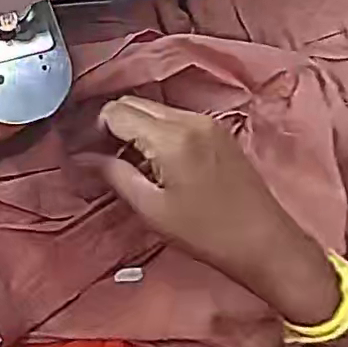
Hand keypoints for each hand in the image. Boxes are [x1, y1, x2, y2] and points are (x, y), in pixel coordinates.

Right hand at [92, 96, 338, 325]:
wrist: (266, 243)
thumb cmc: (205, 232)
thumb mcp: (150, 207)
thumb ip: (113, 173)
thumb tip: (82, 156)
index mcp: (171, 137)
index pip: (116, 111)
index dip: (94, 129)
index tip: (86, 153)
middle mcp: (189, 119)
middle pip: (133, 103)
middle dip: (110, 124)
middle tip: (99, 155)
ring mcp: (206, 121)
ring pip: (153, 108)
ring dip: (132, 126)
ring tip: (124, 161)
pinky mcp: (217, 130)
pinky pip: (173, 118)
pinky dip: (154, 130)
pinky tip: (152, 159)